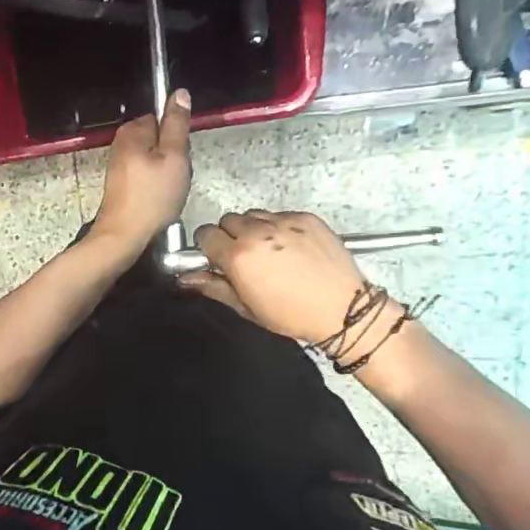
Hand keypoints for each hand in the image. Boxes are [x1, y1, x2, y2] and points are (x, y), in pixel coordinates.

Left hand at [90, 88, 191, 252]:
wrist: (124, 236)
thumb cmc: (152, 197)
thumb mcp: (174, 158)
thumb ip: (177, 125)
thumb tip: (180, 93)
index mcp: (132, 130)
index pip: (164, 119)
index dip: (177, 138)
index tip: (180, 158)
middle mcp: (121, 142)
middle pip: (159, 139)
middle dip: (172, 157)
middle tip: (176, 177)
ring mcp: (119, 163)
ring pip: (155, 158)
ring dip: (166, 173)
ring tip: (168, 191)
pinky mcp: (121, 182)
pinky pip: (147, 174)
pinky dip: (156, 185)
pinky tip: (159, 200)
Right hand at [181, 210, 381, 342]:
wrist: (342, 309)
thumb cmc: (293, 315)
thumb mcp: (247, 308)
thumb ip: (214, 287)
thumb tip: (186, 279)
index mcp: (238, 257)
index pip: (205, 234)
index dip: (208, 247)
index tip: (217, 257)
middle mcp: (258, 233)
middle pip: (227, 220)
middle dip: (230, 236)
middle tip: (244, 256)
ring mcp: (283, 222)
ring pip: (252, 214)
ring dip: (253, 228)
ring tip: (268, 251)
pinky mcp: (305, 217)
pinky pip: (279, 214)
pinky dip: (278, 226)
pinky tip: (289, 247)